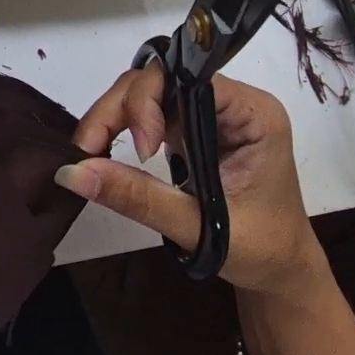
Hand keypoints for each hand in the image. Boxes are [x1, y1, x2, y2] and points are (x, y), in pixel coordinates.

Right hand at [55, 71, 323, 295]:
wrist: (283, 276)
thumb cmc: (261, 252)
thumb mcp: (200, 227)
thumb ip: (138, 196)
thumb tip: (71, 172)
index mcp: (252, 113)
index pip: (186, 78)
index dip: (148, 102)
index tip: (138, 151)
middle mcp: (231, 101)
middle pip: (158, 79)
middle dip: (118, 110)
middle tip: (89, 151)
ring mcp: (210, 112)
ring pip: (146, 92)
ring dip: (113, 117)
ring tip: (91, 154)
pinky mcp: (192, 127)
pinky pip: (147, 111)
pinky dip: (121, 127)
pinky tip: (106, 151)